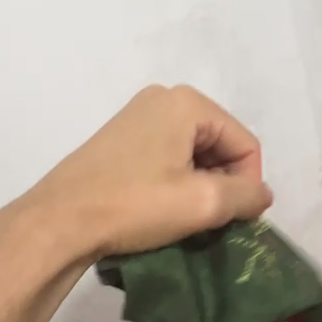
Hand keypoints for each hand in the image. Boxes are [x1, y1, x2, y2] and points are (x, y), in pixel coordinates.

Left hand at [23, 85, 272, 259]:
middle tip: (209, 220)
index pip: (245, 144)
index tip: (232, 218)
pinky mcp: (121, 139)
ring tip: (185, 218)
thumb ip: (246, 195)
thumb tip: (263, 195)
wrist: (58, 222)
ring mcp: (138, 116)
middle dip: (223, 184)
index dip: (248, 184)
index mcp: (186, 103)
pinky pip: (169, 157)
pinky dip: (177, 183)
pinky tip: (163, 209)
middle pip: (221, 145)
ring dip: (200, 187)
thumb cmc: (134, 206)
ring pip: (195, 154)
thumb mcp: (203, 204)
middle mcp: (163, 99)